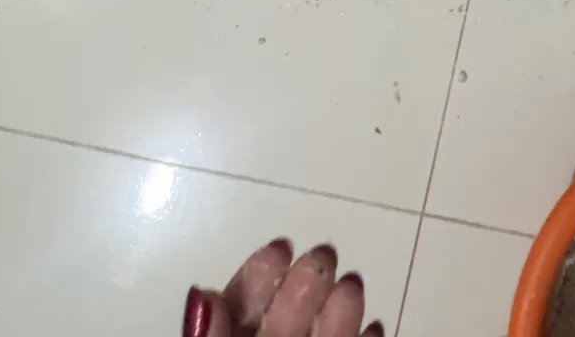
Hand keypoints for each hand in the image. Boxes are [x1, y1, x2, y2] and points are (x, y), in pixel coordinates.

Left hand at [186, 240, 379, 336]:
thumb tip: (200, 295)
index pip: (238, 305)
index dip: (259, 276)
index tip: (282, 247)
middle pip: (285, 317)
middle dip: (307, 282)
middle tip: (325, 256)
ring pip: (320, 336)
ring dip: (341, 309)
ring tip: (352, 286)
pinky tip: (374, 327)